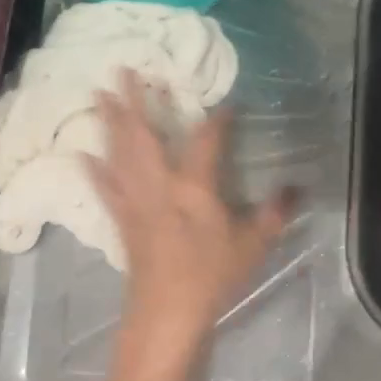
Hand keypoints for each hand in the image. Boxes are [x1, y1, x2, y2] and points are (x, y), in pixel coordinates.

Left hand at [86, 70, 292, 342]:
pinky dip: (94, 169)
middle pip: (144, 135)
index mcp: (193, 186)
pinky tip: (82, 154)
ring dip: (109, 123)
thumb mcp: (253, 245)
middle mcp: (159, 185)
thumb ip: (274, 214)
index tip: (228, 105)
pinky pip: (105, 188)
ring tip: (98, 94)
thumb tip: (298, 188)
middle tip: (122, 69)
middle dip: (135, 101)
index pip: (206, 141)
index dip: (218, 120)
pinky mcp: (122, 221)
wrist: (167, 312)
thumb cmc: (211, 276)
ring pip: (119, 153)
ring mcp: (136, 202)